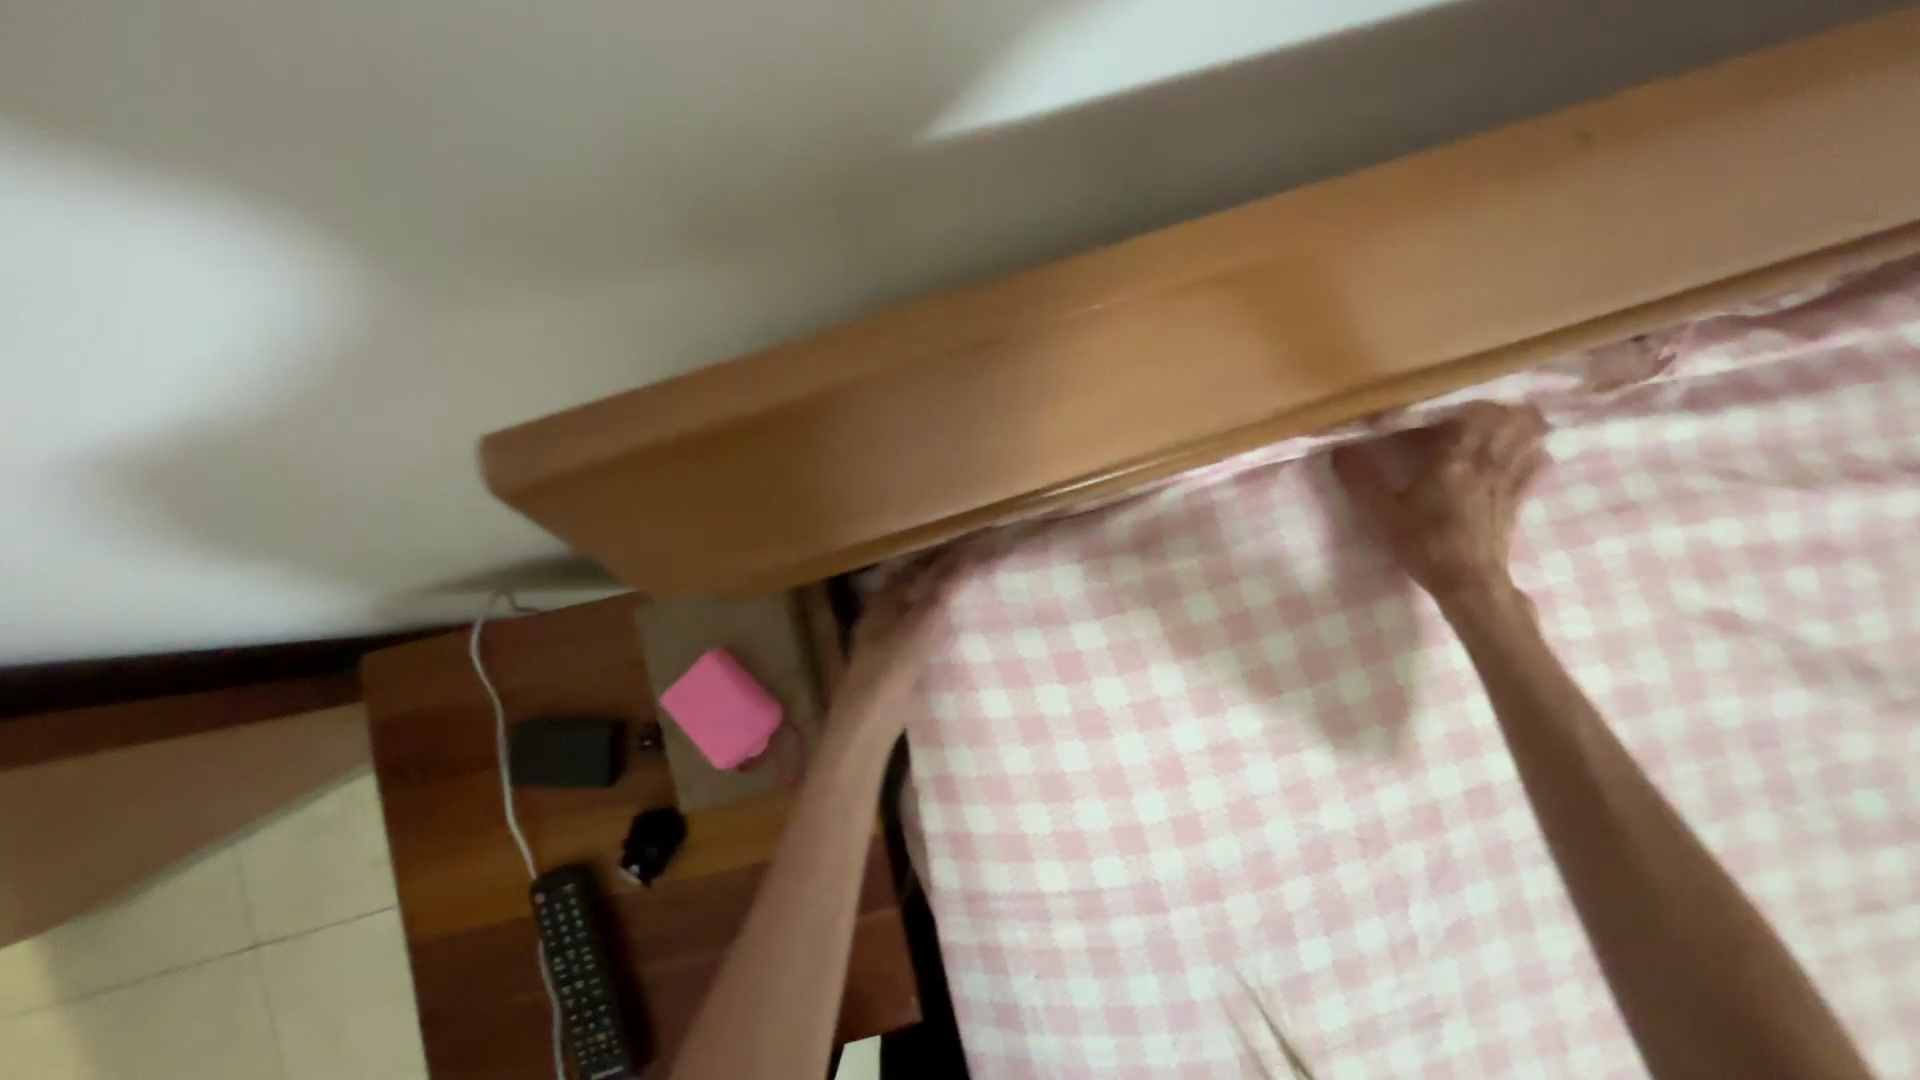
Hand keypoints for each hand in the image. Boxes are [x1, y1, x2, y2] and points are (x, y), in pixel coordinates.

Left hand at [830, 556, 962, 729]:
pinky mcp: (893, 660)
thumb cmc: (893, 666)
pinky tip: (953, 628)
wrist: (868, 719)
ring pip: (917, 605)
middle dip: (944, 572)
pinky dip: (938, 620)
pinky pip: (919, 628)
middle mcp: (881, 611)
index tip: (975, 546)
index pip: (920, 565)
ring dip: (941, 595)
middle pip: (916, 583)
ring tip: (971, 590)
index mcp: (885, 597)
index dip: (947, 555)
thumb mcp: (923, 623)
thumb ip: (944, 590)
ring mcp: (884, 636)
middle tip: (978, 564)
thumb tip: (968, 556)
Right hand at [1331, 402, 1548, 598]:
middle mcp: (1485, 461)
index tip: (1432, 404)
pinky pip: (1534, 465)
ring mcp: (1507, 478)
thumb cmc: (1422, 544)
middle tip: (1475, 401)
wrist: (1468, 582)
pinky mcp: (1517, 498)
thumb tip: (1340, 449)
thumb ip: (1360, 480)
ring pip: (1526, 435)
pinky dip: (1533, 452)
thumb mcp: (1381, 514)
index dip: (1450, 402)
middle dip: (1493, 405)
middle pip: (1503, 417)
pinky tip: (1530, 450)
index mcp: (1451, 459)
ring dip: (1520, 421)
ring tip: (1510, 414)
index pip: (1462, 413)